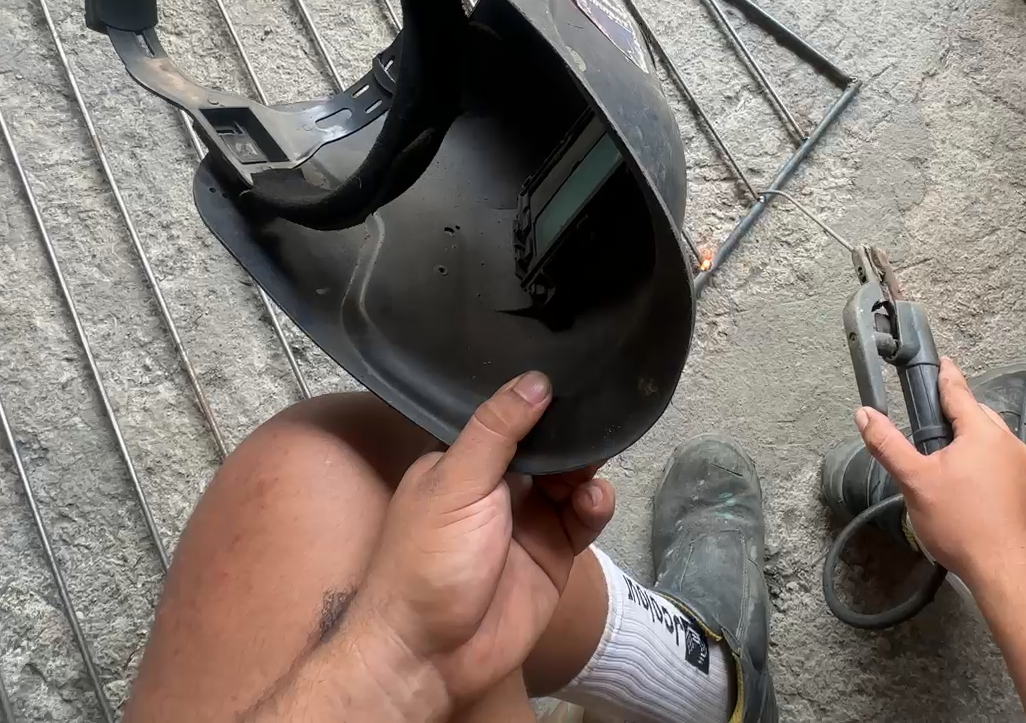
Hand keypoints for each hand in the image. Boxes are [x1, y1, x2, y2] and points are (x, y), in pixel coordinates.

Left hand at [342, 371, 614, 709]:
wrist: (431, 658)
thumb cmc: (428, 558)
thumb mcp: (456, 482)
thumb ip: (497, 429)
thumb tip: (537, 378)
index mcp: (466, 459)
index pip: (508, 415)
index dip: (537, 396)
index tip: (572, 368)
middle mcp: (500, 483)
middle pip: (547, 444)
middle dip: (571, 431)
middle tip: (596, 413)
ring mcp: (530, 517)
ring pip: (572, 476)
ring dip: (587, 466)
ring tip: (591, 466)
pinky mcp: (556, 551)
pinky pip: (584, 517)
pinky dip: (596, 504)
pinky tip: (595, 500)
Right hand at [854, 358, 1025, 590]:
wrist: (1010, 576)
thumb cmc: (962, 523)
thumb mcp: (915, 481)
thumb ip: (888, 444)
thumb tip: (864, 414)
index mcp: (983, 433)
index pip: (960, 392)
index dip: (946, 375)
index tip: (942, 360)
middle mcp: (1009, 444)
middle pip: (978, 414)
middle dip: (957, 409)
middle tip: (930, 414)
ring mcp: (1023, 471)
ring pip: (992, 440)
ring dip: (970, 436)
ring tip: (944, 449)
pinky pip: (1001, 462)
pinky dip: (982, 459)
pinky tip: (965, 480)